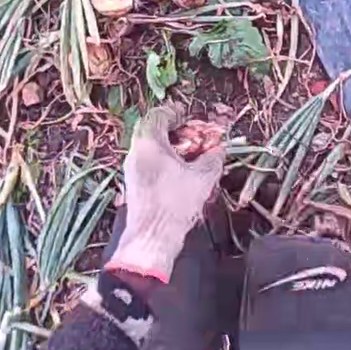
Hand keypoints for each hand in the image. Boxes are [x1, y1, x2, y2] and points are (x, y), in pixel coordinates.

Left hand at [105, 106, 224, 282]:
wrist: (152, 237)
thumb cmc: (175, 203)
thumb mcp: (202, 177)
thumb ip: (212, 158)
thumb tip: (219, 150)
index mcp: (148, 142)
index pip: (158, 115)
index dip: (174, 111)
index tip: (186, 115)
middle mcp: (135, 152)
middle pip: (149, 129)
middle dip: (170, 128)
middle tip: (188, 132)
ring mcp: (131, 170)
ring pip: (147, 147)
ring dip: (166, 145)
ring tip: (186, 153)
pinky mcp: (133, 185)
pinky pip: (146, 163)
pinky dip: (161, 160)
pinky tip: (177, 172)